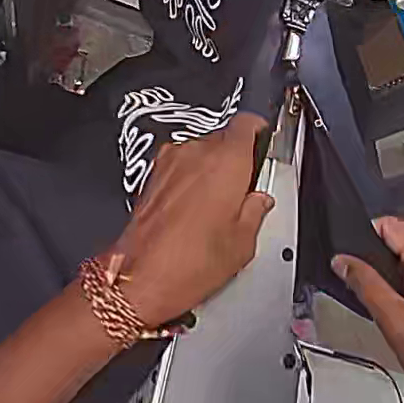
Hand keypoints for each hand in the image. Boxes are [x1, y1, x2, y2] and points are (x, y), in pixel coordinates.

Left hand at [114, 113, 274, 326]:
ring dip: (210, 170)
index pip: (247, 123)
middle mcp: (197, 152)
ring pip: (200, 152)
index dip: (259, 131)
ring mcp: (171, 161)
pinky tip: (193, 212)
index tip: (264, 143)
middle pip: (225, 138)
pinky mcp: (152, 175)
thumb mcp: (243, 242)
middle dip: (236, 159)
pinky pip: (180, 166)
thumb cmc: (188, 262)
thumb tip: (259, 201)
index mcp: (228, 161)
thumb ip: (256, 210)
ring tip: (215, 207)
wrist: (139, 279)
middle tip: (244, 190)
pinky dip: (189, 180)